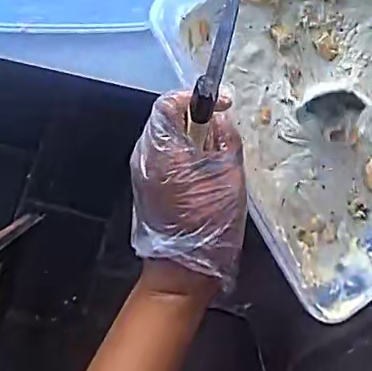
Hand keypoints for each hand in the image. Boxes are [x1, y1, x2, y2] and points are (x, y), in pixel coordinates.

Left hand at [129, 90, 245, 287]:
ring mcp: (141, 171)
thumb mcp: (230, 172)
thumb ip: (225, 136)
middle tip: (219, 125)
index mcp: (164, 150)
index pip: (170, 103)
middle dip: (194, 114)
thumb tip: (219, 117)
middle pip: (166, 116)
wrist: (181, 274)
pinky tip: (201, 164)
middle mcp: (145, 156)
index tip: (222, 105)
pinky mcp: (145, 184)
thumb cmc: (209, 221)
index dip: (197, 96)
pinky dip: (182, 148)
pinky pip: (163, 152)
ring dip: (189, 132)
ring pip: (165, 133)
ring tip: (213, 145)